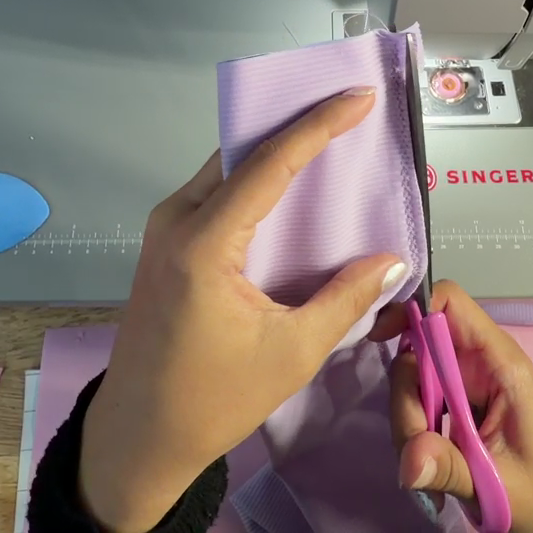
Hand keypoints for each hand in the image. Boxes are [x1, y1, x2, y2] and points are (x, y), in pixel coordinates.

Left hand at [79, 89, 407, 531]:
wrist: (136, 436)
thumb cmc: (213, 400)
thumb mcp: (291, 353)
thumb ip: (345, 299)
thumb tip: (395, 259)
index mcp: (205, 241)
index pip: (270, 164)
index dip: (318, 124)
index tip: (359, 95)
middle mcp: (177, 218)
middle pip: (243, 151)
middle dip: (297, 122)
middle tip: (348, 107)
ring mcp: (165, 224)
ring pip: (227, 165)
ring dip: (274, 146)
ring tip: (327, 134)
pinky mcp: (166, 237)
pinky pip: (216, 187)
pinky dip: (254, 174)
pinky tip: (288, 181)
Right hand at [386, 281, 532, 532]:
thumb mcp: (503, 486)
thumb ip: (451, 467)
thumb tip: (406, 459)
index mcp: (500, 362)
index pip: (449, 301)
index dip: (413, 308)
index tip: (381, 338)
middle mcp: (480, 362)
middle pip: (418, 348)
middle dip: (407, 397)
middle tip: (416, 447)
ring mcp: (467, 382)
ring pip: (414, 378)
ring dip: (409, 421)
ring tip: (430, 472)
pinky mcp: (459, 404)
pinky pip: (421, 401)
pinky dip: (415, 432)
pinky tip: (429, 467)